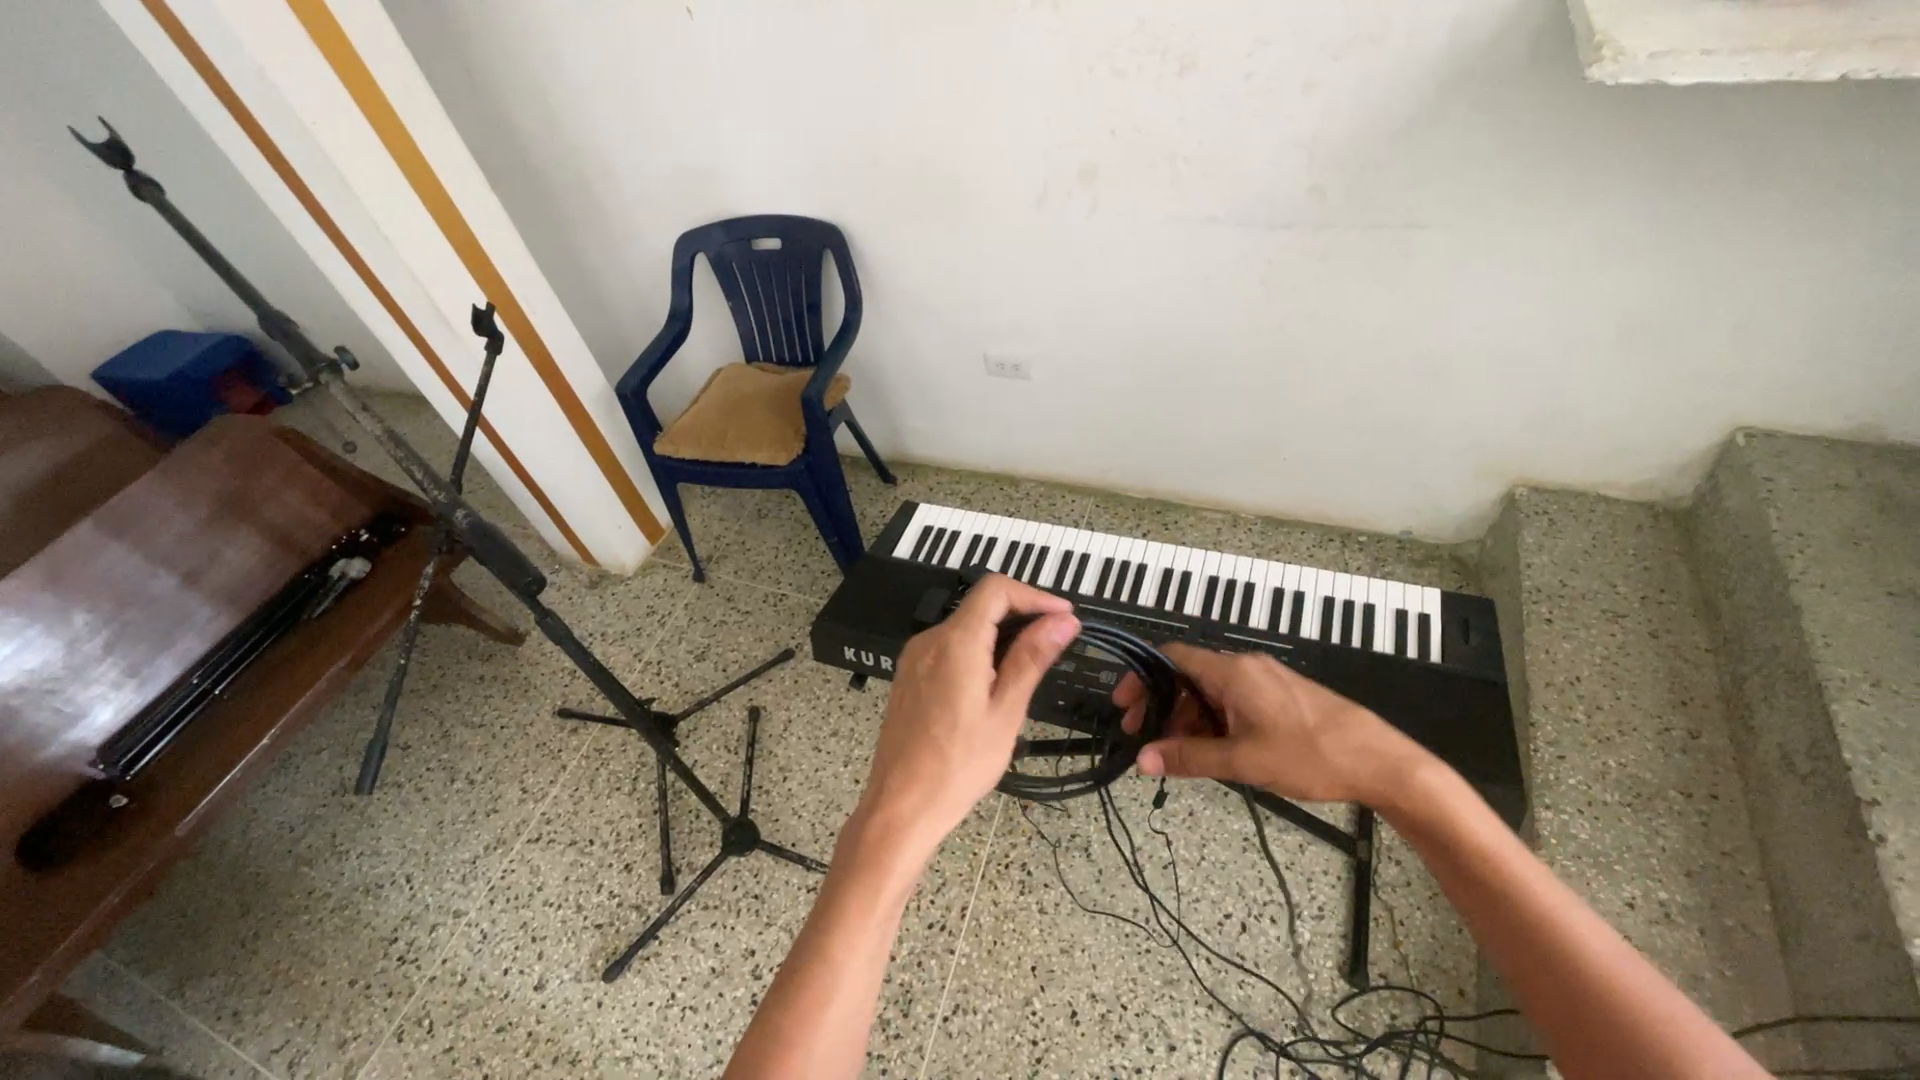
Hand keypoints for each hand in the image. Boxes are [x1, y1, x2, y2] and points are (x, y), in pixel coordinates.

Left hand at [858, 574, 1078, 855]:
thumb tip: (1063, 621)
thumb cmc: (957, 765)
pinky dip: (977, 652)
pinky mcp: (909, 675)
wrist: (902, 804)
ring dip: (1000, 636)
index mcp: (955, 643)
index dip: (1035, 595)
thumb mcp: (1006, 711)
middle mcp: (929, 641)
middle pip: (981, 606)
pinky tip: (994, 685)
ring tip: (1028, 670)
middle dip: (1022, 616)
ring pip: (966, 627)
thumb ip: (1032, 657)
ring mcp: (915, 658)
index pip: (996, 589)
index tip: (1064, 616)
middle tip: (1055, 644)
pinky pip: (949, 648)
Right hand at [1116, 644, 1430, 806]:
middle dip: (1162, 705)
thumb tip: (1141, 761)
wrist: (1381, 762)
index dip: (1142, 678)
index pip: (1172, 657)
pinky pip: (1233, 700)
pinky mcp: (1281, 696)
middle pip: (1188, 675)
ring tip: (1179, 753)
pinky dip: (1214, 720)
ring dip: (1188, 718)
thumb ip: (1190, 758)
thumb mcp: (1243, 761)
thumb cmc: (1310, 755)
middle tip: (1145, 739)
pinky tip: (1215, 750)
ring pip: (1211, 691)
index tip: (1124, 707)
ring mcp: (1266, 680)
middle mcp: (1246, 666)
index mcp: (1233, 672)